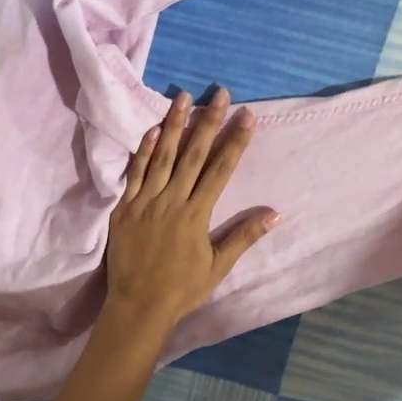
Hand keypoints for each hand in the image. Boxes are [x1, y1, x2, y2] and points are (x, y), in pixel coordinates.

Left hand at [105, 88, 278, 329]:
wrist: (139, 306)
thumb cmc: (182, 289)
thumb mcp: (218, 266)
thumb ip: (244, 236)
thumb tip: (277, 214)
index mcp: (196, 214)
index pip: (221, 170)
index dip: (236, 141)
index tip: (248, 116)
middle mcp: (172, 201)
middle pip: (193, 154)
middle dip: (209, 122)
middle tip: (220, 94)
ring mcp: (145, 202)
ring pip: (162, 156)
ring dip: (174, 124)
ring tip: (183, 97)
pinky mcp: (124, 208)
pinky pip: (134, 173)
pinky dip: (144, 151)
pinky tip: (152, 130)